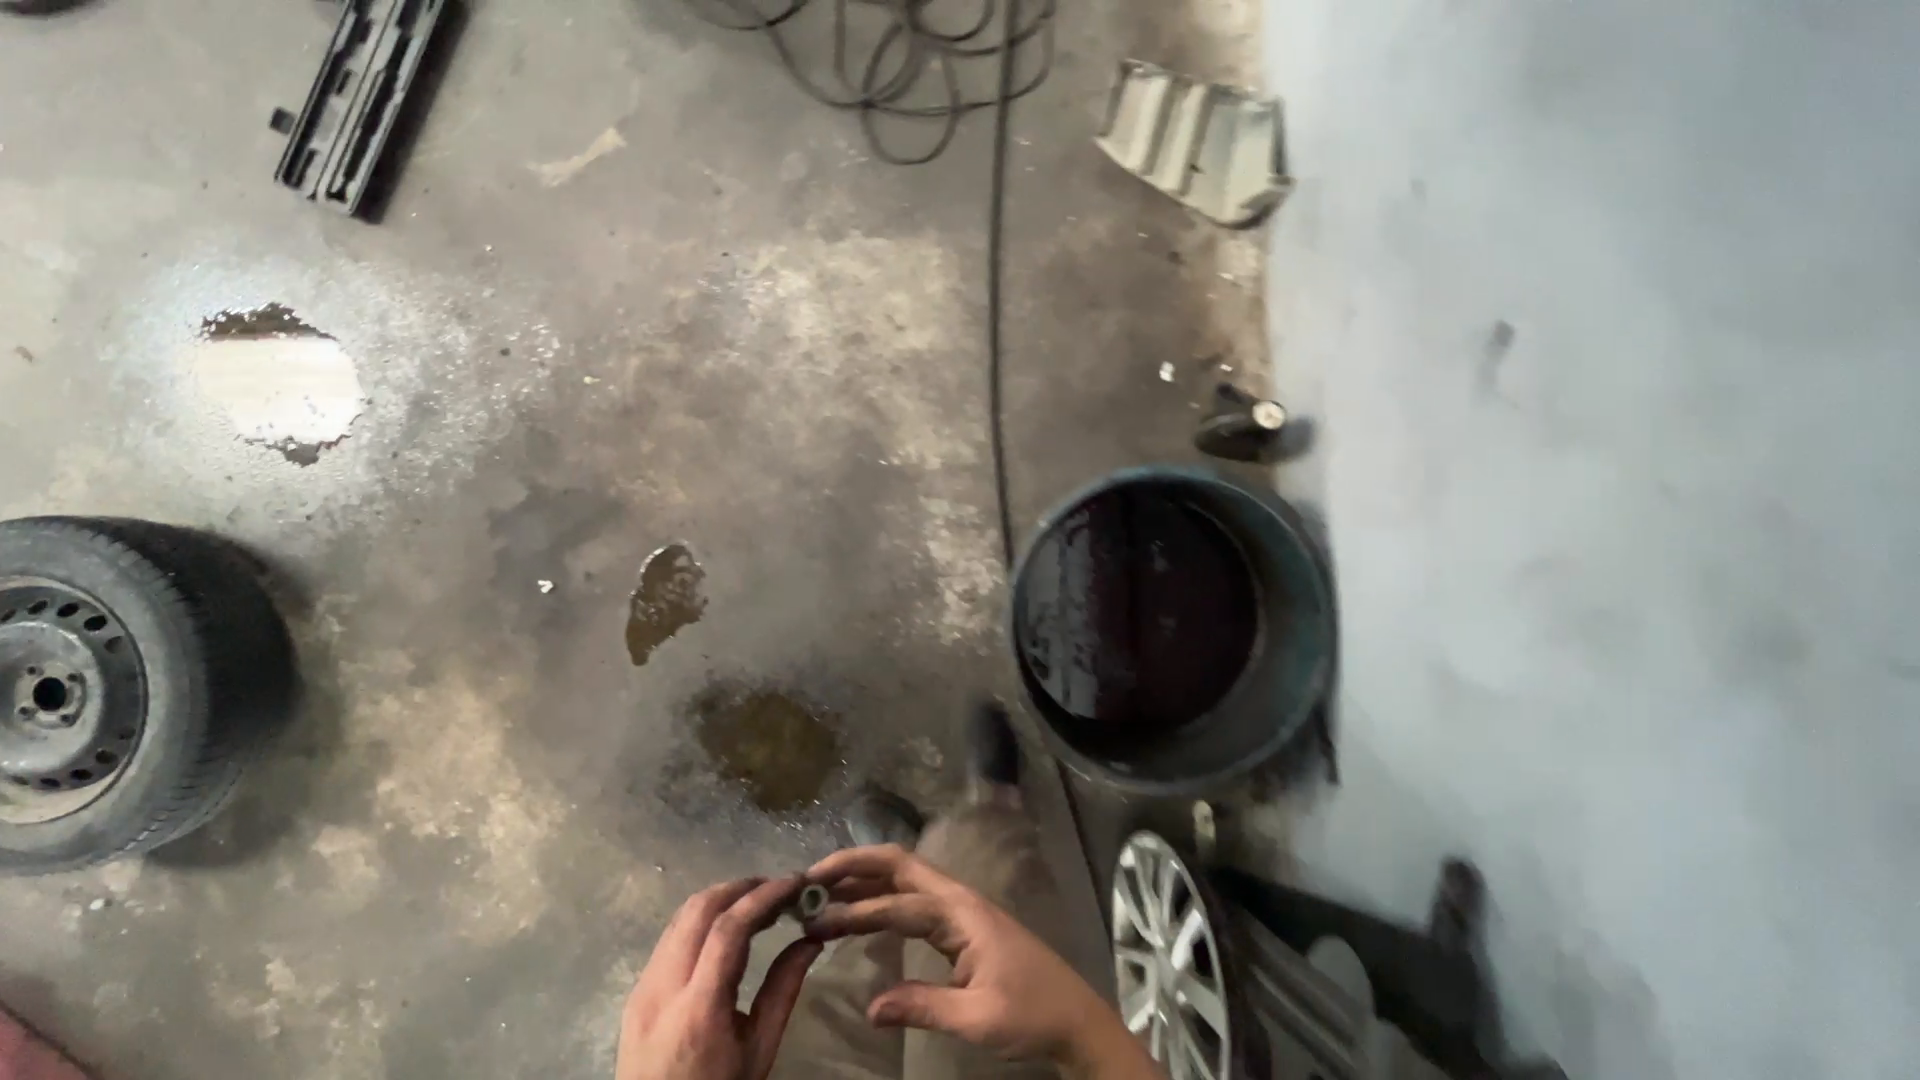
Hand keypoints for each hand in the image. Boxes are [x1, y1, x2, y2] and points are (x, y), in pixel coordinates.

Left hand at [616, 877, 823, 1079]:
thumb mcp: (759, 1051)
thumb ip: (784, 989)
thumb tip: (811, 939)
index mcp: (699, 1008)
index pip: (729, 929)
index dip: (764, 896)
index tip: (796, 883)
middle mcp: (663, 988)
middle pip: (700, 909)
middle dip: (743, 887)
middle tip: (780, 888)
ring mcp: (643, 987)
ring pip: (681, 917)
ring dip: (722, 898)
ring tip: (759, 902)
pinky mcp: (636, 991)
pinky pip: (671, 937)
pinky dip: (703, 918)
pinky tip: (728, 926)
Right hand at [806, 845, 1160, 1077]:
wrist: (1075, 1018)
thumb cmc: (1032, 1014)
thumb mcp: (978, 1019)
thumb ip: (923, 1007)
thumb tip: (870, 1007)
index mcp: (963, 913)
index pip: (899, 902)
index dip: (856, 910)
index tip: (815, 919)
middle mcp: (959, 900)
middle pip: (901, 865)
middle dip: (855, 865)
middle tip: (810, 877)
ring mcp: (961, 910)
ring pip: (905, 880)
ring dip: (865, 880)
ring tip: (821, 890)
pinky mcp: (961, 927)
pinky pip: (913, 901)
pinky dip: (882, 899)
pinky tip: (859, 912)